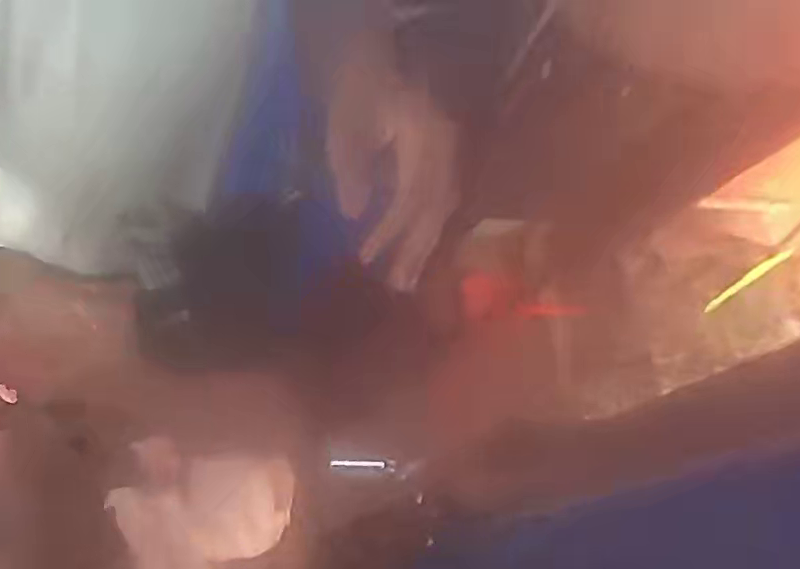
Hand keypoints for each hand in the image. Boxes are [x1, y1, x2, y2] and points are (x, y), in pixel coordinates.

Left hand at [327, 66, 459, 291]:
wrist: (384, 49)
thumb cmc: (360, 86)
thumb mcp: (347, 123)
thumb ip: (351, 167)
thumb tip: (353, 213)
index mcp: (427, 137)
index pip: (412, 196)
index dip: (389, 231)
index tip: (364, 258)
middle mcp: (449, 145)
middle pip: (436, 208)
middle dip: (415, 250)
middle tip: (397, 288)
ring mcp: (452, 149)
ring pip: (444, 205)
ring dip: (425, 245)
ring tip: (405, 281)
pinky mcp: (445, 154)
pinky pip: (444, 197)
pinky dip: (428, 227)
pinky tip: (414, 251)